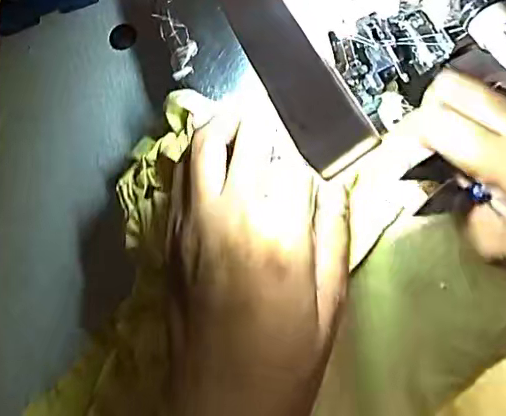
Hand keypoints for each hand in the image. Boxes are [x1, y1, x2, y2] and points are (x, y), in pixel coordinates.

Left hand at [171, 112, 348, 415]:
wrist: (220, 411)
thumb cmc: (284, 363)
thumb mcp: (329, 304)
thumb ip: (335, 234)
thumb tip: (332, 185)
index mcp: (278, 234)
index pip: (292, 159)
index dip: (306, 148)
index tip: (314, 152)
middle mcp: (230, 215)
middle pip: (246, 135)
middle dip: (266, 118)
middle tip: (278, 118)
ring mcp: (193, 222)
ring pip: (203, 143)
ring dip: (225, 121)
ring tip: (243, 120)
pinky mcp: (170, 235)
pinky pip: (179, 173)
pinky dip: (197, 152)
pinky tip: (213, 157)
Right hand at [400, 70, 505, 308]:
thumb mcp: (499, 245)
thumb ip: (455, 203)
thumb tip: (429, 170)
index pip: (438, 120)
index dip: (416, 135)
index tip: (414, 150)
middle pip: (453, 83)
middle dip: (433, 109)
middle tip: (436, 138)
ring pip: (482, 82)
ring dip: (467, 108)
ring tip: (478, 143)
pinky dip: (501, 112)